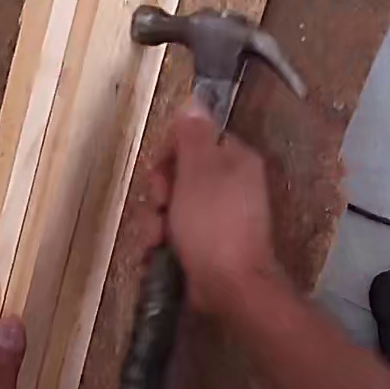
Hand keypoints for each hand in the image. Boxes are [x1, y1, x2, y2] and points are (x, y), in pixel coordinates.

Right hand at [150, 106, 286, 319]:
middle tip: (160, 205)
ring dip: (156, 221)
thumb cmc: (213, 224)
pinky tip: (159, 253)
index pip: (194, 139)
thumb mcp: (199, 171)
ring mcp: (218, 216)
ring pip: (171, 205)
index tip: (161, 170)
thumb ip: (192, 135)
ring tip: (158, 238)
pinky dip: (163, 242)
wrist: (230, 287)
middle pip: (179, 173)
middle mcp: (230, 184)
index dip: (170, 153)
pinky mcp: (206, 244)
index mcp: (234, 160)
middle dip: (160, 192)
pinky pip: (175, 232)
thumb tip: (193, 101)